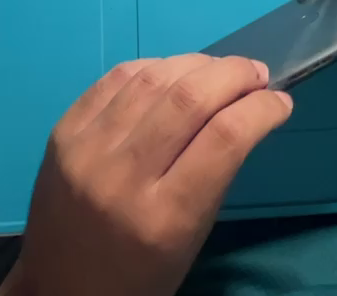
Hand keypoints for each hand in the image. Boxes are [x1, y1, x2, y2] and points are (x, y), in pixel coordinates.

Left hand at [2, 54, 292, 295]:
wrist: (57, 288)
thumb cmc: (139, 274)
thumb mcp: (191, 236)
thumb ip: (216, 170)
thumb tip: (247, 105)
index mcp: (163, 218)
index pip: (224, 139)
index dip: (260, 109)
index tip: (280, 101)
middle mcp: (122, 176)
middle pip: (189, 98)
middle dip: (234, 74)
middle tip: (256, 74)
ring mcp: (87, 147)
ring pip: (154, 77)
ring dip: (197, 63)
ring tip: (219, 70)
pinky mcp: (64, 128)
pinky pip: (117, 76)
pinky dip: (155, 66)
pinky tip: (174, 70)